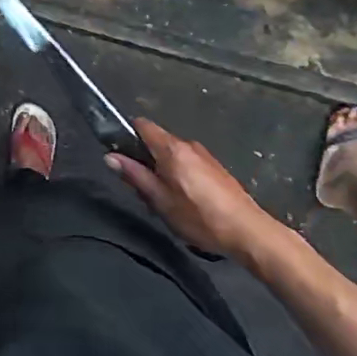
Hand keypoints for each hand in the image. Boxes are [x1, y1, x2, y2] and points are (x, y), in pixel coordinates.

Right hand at [106, 118, 282, 256]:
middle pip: (157, 141)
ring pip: (172, 154)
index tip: (120, 156)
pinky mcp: (215, 167)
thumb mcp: (160, 200)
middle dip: (145, 161)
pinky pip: (187, 162)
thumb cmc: (199, 217)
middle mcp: (188, 144)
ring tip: (165, 201)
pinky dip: (178, 175)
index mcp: (172, 148)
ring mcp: (204, 154)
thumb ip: (135, 176)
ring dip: (162, 170)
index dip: (127, 135)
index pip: (142, 125)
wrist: (246, 230)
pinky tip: (184, 201)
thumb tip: (110, 156)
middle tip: (144, 191)